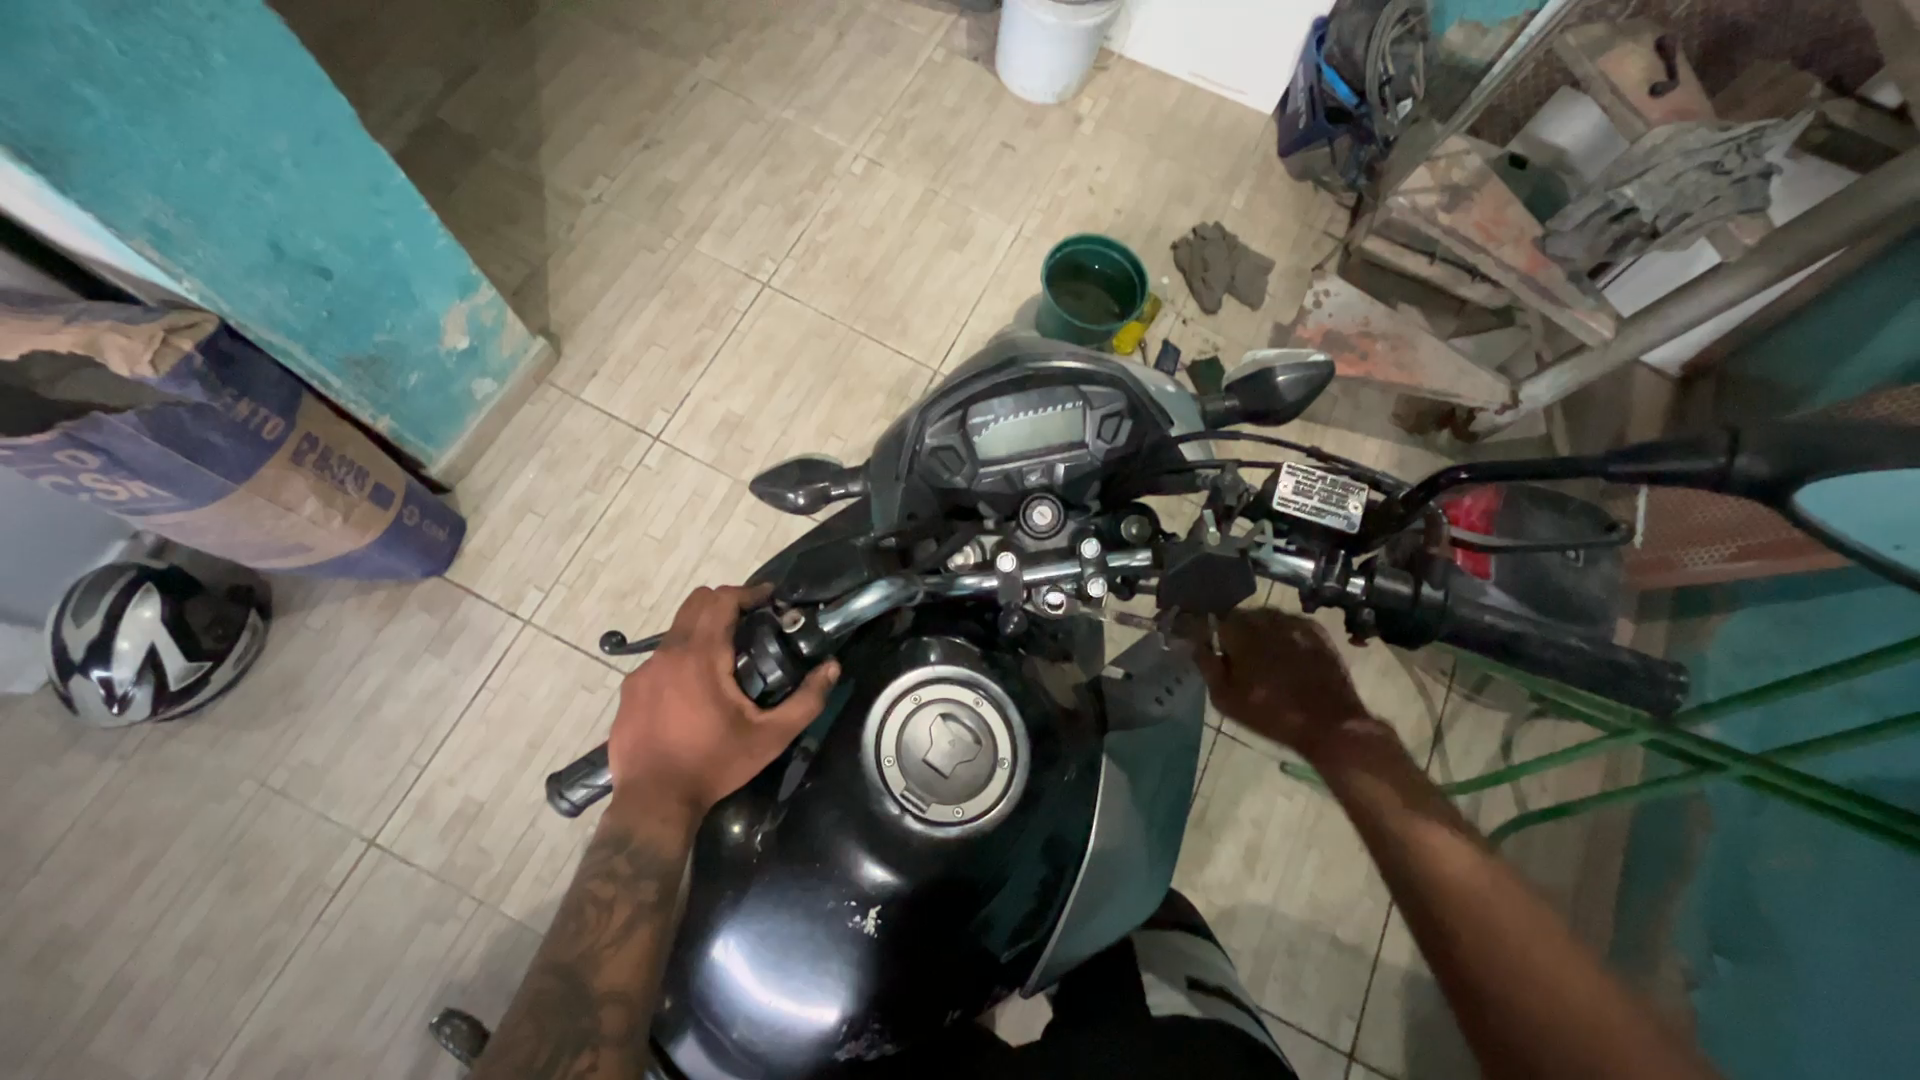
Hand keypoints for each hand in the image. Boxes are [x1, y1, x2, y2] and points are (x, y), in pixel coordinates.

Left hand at [607, 584, 838, 818]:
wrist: (652, 803)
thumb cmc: (714, 765)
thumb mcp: (770, 737)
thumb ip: (807, 701)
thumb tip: (832, 669)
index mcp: (700, 656)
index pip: (720, 599)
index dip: (748, 592)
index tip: (769, 600)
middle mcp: (666, 654)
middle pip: (695, 604)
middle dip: (726, 605)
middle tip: (753, 624)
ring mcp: (642, 672)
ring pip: (676, 633)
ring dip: (703, 634)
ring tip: (727, 663)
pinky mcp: (630, 692)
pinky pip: (660, 662)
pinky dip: (682, 662)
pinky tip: (695, 694)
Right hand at [1183, 609, 1384, 759]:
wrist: (1330, 724)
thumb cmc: (1271, 715)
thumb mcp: (1227, 699)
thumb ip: (1207, 666)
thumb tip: (1197, 644)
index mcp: (1241, 634)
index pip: (1214, 619)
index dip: (1210, 632)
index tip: (1209, 645)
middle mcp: (1267, 620)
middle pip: (1242, 616)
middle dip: (1236, 632)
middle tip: (1238, 656)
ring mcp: (1295, 623)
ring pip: (1267, 618)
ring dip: (1260, 631)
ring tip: (1263, 655)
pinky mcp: (1317, 631)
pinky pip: (1290, 624)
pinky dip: (1283, 634)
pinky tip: (1286, 654)